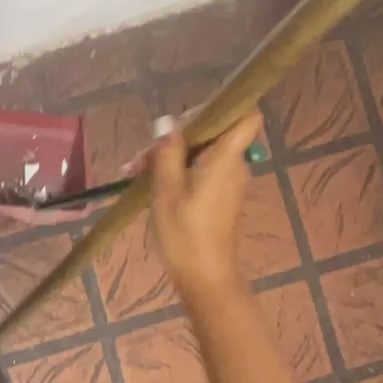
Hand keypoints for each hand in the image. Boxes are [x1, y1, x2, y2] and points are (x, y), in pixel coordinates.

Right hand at [148, 112, 262, 302]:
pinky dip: (178, 171)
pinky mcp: (220, 196)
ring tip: (136, 171)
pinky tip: (149, 183)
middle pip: (214, 133)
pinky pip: (201, 170)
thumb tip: (166, 122)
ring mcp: (228, 181)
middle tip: (142, 155)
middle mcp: (234, 165)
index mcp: (226, 159)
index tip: (188, 116)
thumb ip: (167, 153)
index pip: (245, 116)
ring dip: (171, 156)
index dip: (222, 107)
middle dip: (177, 137)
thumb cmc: (185, 233)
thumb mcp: (167, 191)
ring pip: (203, 152)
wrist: (204, 276)